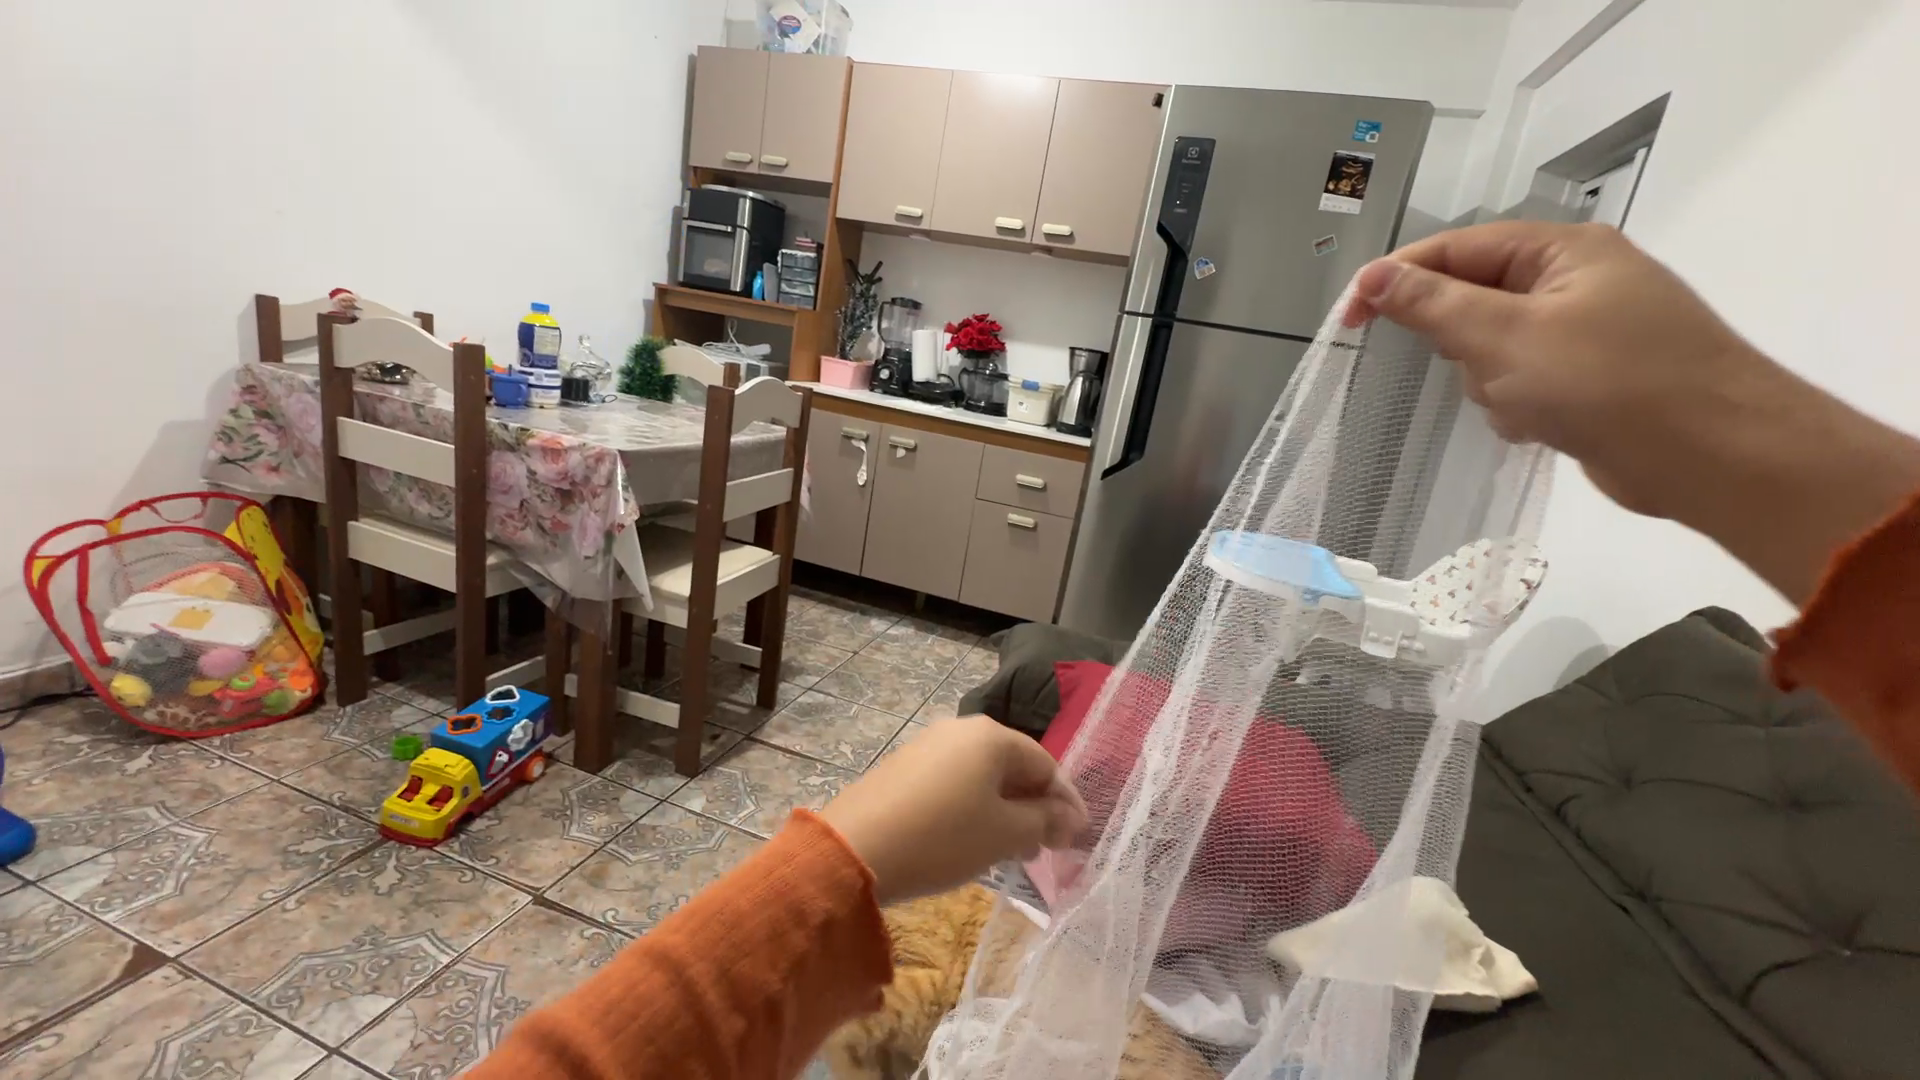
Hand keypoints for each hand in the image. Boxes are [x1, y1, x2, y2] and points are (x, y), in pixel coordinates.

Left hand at [819, 714, 1087, 905]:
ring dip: (1005, 810)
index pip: (1046, 764)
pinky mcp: (906, 766)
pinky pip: (954, 781)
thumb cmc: (943, 837)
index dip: (1066, 802)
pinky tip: (972, 839)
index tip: (1078, 837)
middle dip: (1035, 807)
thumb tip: (1071, 818)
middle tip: (1048, 847)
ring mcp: (929, 744)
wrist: (855, 848)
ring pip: (983, 776)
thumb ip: (1045, 821)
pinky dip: (973, 806)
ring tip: (1013, 850)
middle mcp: (962, 729)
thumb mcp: (1004, 834)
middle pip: (1014, 766)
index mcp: (992, 736)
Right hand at [1345, 222, 1771, 517]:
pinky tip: (1539, 424)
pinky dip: (1513, 403)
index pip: (1453, 249)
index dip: (1394, 278)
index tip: (1349, 318)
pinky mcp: (1583, 376)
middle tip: (1483, 366)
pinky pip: (1514, 380)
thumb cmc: (1608, 382)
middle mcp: (1571, 281)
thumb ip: (1432, 304)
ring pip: (1486, 348)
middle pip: (1469, 299)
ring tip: (1524, 403)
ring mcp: (1580, 330)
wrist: (1712, 456)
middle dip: (1460, 342)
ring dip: (1488, 381)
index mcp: (1560, 251)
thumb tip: (1373, 276)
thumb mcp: (1505, 337)